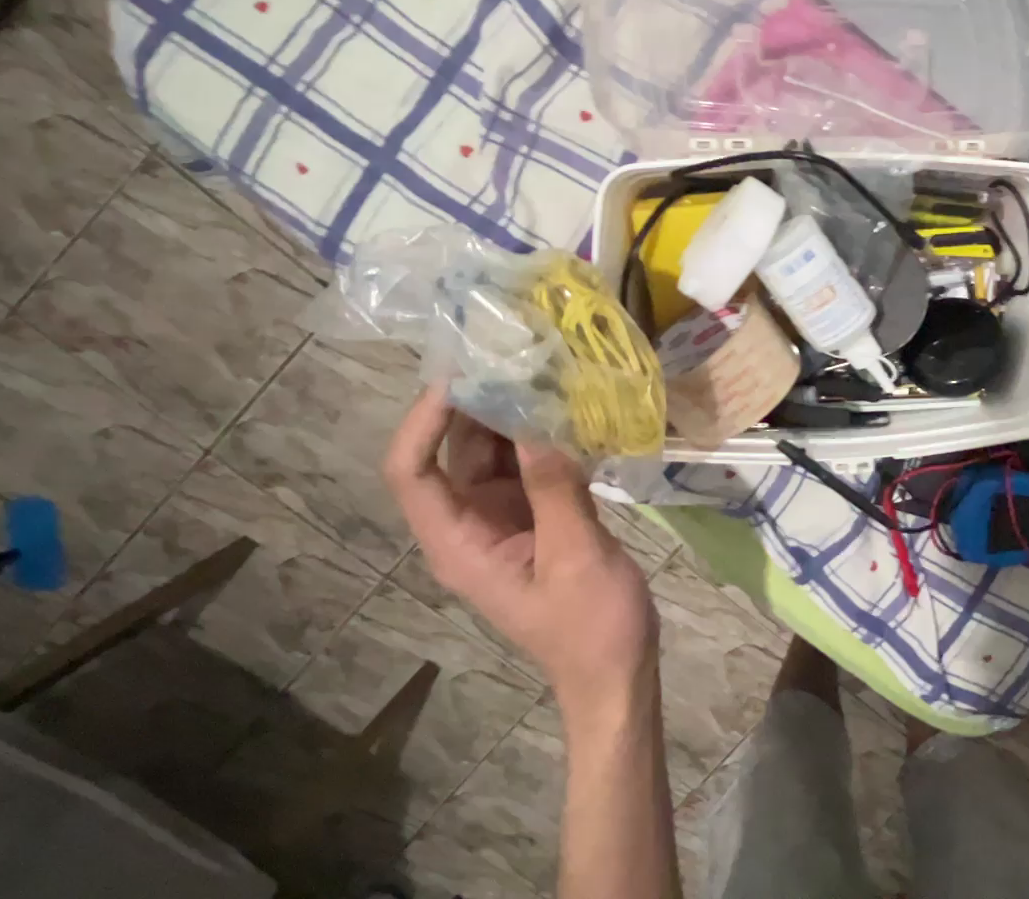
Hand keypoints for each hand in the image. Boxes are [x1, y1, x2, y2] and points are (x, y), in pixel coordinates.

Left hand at [382, 384, 659, 729]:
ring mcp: (504, 520)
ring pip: (491, 454)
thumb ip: (556, 490)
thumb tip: (538, 423)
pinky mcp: (537, 518)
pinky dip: (543, 436)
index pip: (413, 472)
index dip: (425, 419)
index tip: (466, 375)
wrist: (616, 674)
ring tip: (543, 368)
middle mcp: (470, 525)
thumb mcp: (576, 557)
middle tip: (514, 354)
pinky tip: (571, 408)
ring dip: (512, 414)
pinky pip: (528, 467)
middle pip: (450, 453)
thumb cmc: (591, 626)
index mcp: (460, 543)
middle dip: (475, 404)